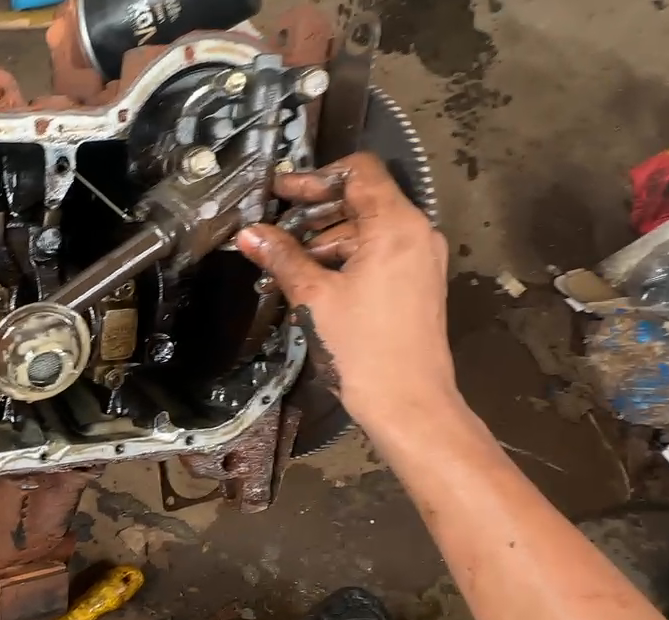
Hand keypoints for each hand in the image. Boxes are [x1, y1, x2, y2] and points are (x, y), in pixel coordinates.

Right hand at [236, 152, 455, 439]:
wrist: (406, 398)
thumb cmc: (360, 346)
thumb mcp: (313, 298)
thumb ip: (282, 259)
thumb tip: (249, 233)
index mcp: (396, 226)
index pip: (359, 172)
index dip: (315, 178)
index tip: (278, 192)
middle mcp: (416, 232)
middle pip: (362, 200)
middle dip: (315, 213)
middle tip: (272, 231)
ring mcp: (419, 258)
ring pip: (366, 231)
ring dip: (324, 240)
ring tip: (284, 264)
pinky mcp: (414, 282)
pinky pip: (376, 254)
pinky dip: (342, 259)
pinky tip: (310, 281)